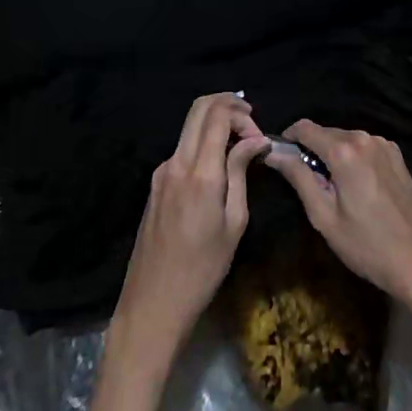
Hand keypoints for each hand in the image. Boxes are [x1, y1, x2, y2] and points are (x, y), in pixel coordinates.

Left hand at [113, 93, 268, 350]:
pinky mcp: (156, 185)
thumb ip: (241, 172)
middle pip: (199, 108)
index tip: (260, 137)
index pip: (218, 115)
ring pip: (190, 127)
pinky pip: (183, 148)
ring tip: (240, 145)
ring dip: (216, 124)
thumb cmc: (202, 269)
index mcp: (200, 173)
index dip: (243, 115)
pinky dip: (204, 143)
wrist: (152, 306)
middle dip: (228, 104)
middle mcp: (176, 163)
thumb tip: (256, 140)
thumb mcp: (234, 223)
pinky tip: (219, 165)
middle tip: (251, 120)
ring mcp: (161, 173)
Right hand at [264, 119, 411, 305]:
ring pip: (347, 139)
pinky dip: (354, 157)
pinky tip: (355, 184)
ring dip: (333, 153)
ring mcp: (384, 144)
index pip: (306, 128)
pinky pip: (365, 147)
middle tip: (304, 179)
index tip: (279, 155)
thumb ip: (299, 178)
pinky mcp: (396, 154)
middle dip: (311, 149)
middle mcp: (365, 138)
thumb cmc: (363, 243)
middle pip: (327, 132)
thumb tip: (274, 154)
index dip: (288, 137)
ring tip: (329, 185)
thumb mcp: (323, 215)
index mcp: (345, 150)